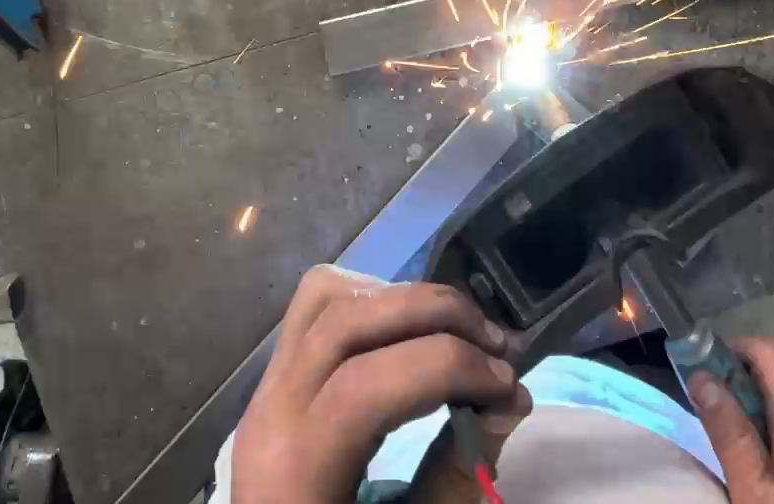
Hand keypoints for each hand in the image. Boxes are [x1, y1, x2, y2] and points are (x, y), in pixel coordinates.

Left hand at [232, 265, 531, 503]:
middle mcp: (271, 411)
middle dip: (434, 314)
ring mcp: (266, 386)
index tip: (507, 386)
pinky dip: (369, 299)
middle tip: (494, 344)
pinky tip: (407, 335)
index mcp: (296, 470)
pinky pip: (315, 306)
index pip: (368, 384)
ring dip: (398, 298)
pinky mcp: (274, 376)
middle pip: (348, 318)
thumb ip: (456, 478)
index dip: (449, 367)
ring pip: (326, 295)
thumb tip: (508, 402)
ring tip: (449, 331)